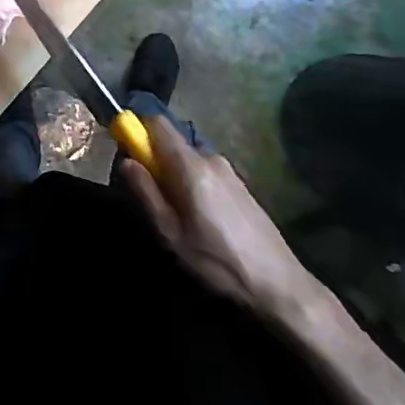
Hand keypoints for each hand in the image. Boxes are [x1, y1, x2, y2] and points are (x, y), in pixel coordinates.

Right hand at [123, 116, 322, 322]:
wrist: (277, 281)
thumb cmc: (218, 260)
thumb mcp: (172, 234)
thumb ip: (147, 193)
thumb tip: (127, 162)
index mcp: (191, 166)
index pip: (159, 124)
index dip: (138, 130)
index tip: (127, 152)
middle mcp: (211, 158)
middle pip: (173, 142)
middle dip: (155, 160)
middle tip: (151, 197)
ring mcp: (228, 170)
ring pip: (189, 158)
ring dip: (174, 174)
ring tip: (176, 215)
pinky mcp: (239, 183)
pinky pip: (204, 170)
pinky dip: (192, 182)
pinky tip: (199, 218)